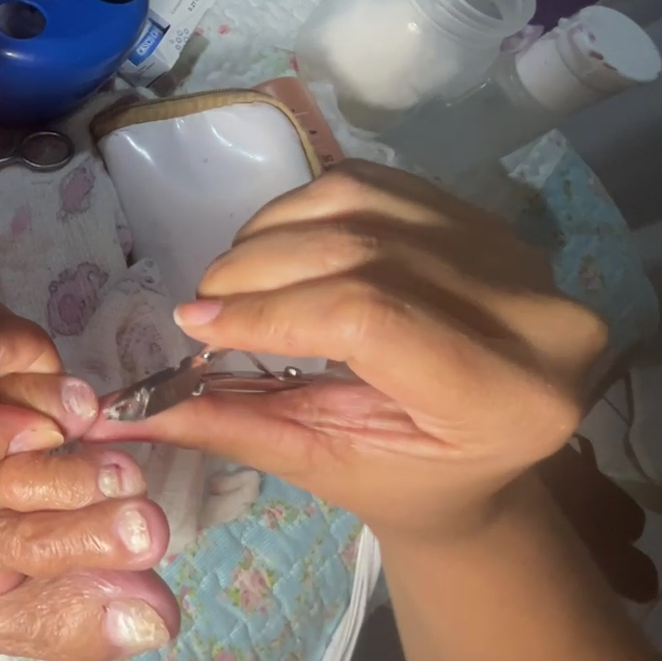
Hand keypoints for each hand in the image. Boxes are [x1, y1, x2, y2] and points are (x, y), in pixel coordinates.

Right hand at [87, 161, 607, 540]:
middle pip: (356, 251)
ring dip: (268, 232)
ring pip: (356, 203)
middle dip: (252, 272)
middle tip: (202, 305)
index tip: (193, 324)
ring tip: (236, 278)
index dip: (264, 311)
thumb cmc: (402, 477)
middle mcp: (536, 313)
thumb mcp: (315, 463)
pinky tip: (277, 246)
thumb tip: (125, 411)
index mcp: (507, 396)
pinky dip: (297, 207)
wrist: (480, 452)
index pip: (367, 318)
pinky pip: (368, 184)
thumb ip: (228, 427)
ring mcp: (515, 253)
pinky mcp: (481, 220)